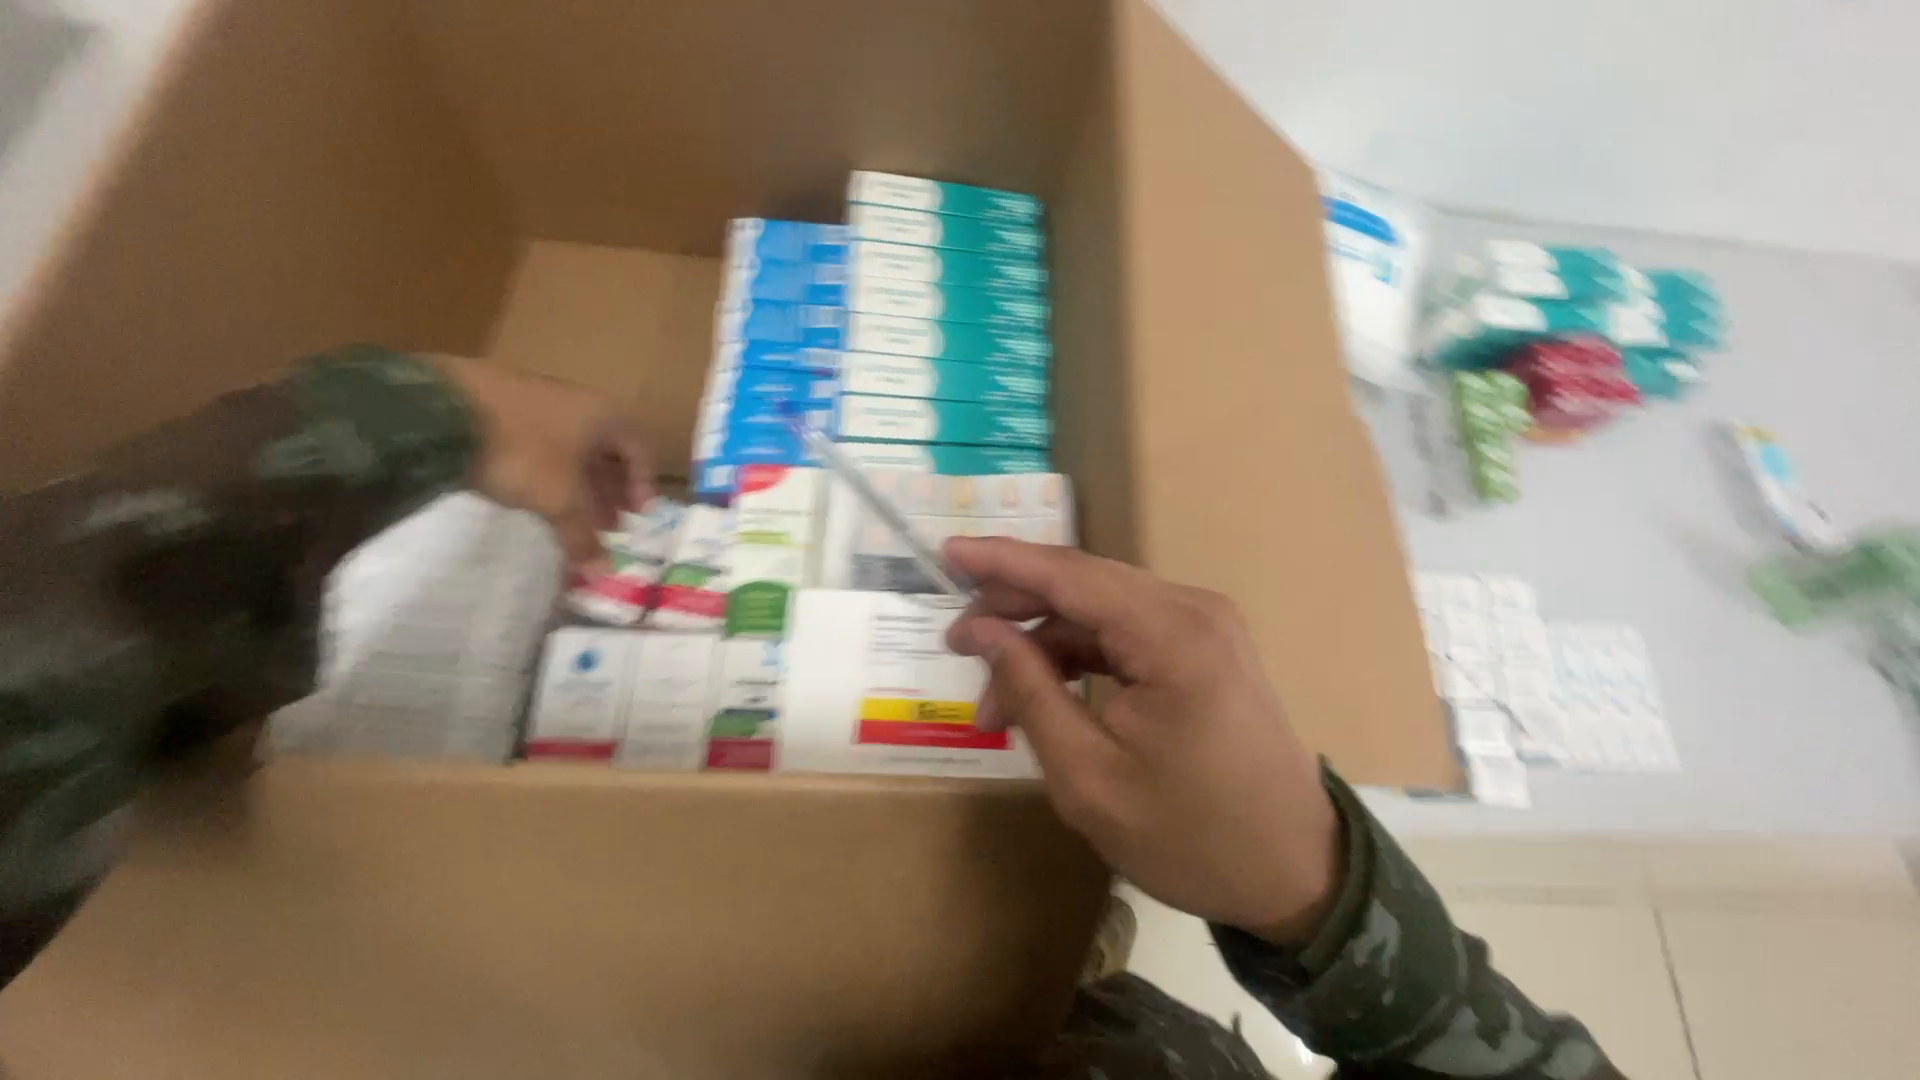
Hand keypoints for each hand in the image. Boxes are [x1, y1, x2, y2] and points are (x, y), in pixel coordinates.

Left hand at [430, 356, 652, 570]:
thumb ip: (582, 536)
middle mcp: (577, 401)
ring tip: (570, 516)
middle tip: (605, 525)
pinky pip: (538, 441)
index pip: (640, 450)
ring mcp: (535, 399)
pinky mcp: (498, 404)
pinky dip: (546, 470)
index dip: (643, 487)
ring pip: (570, 446)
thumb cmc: (522, 452)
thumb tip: (602, 572)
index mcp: (604, 414)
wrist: (439, 410)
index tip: (634, 518)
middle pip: (606, 450)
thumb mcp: (558, 500)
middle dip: (609, 491)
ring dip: (578, 483)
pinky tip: (532, 492)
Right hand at [943, 537, 1342, 944]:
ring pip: (1100, 610)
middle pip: (1083, 584)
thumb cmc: (1190, 837)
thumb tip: (980, 631)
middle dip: (1014, 609)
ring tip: (997, 705)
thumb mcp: (1088, 776)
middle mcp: (1194, 610)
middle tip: (957, 647)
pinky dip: (1080, 657)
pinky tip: (1047, 696)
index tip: (945, 553)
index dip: (1001, 560)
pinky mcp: (1205, 647)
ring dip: (1044, 644)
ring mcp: (1205, 626)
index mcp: (1173, 635)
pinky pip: (1126, 632)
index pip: (1069, 574)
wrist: (1296, 873)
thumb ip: (1030, 690)